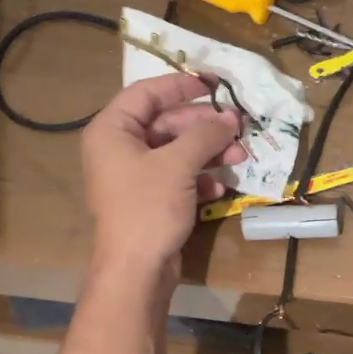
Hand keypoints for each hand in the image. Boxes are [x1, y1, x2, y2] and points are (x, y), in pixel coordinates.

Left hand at [81, 73, 246, 271]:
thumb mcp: (177, 165)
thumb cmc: (148, 208)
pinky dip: (199, 181)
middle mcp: (119, 150)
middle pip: (165, 125)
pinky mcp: (150, 203)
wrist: (136, 269)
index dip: (179, 86)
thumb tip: (229, 118)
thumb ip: (204, 135)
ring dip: (208, 154)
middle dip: (203, 126)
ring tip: (240, 157)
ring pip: (175, 154)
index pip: (146, 94)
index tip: (212, 84)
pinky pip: (177, 181)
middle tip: (237, 126)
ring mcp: (135, 179)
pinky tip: (221, 188)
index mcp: (112, 131)